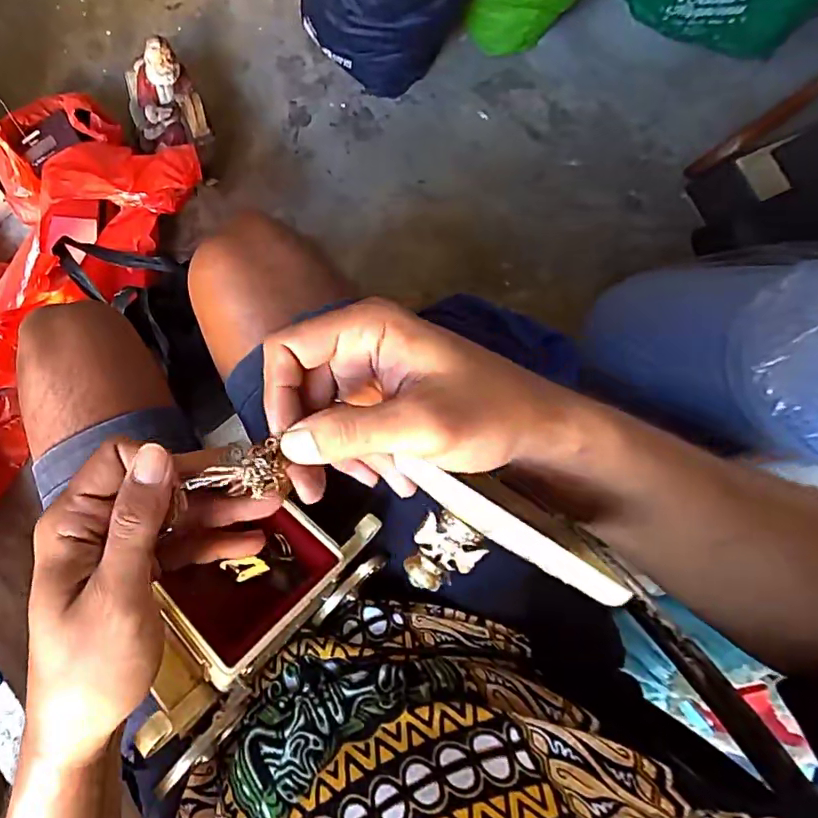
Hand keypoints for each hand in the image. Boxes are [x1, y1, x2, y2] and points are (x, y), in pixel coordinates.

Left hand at [25, 440, 278, 765]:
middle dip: (206, 486)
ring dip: (218, 513)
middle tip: (258, 484)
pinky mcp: (136, 571)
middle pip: (154, 487)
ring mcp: (116, 550)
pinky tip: (247, 542)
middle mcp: (93, 527)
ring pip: (172, 516)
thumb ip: (136, 521)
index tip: (204, 485)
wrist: (81, 729)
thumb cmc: (90, 667)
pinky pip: (176, 546)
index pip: (118, 462)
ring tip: (267, 506)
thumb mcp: (116, 591)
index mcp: (73, 523)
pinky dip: (209, 544)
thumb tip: (153, 454)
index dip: (163, 467)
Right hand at [261, 298, 575, 502]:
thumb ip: (349, 432)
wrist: (541, 430)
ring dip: (341, 454)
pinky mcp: (383, 398)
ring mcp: (371, 372)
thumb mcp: (418, 426)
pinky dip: (362, 455)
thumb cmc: (490, 413)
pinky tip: (394, 475)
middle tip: (314, 488)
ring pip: (323, 414)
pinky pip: (350, 426)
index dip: (277, 395)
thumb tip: (288, 444)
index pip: (287, 348)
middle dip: (309, 439)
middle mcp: (361, 344)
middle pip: (302, 388)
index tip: (285, 443)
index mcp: (367, 328)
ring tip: (382, 478)